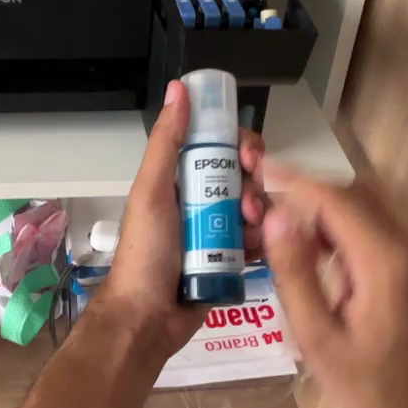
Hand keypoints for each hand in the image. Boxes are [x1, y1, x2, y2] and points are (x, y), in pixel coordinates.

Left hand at [90, 80, 266, 361]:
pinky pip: (259, 242)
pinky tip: (256, 250)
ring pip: (256, 208)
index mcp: (180, 181)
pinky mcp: (231, 262)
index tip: (249, 156)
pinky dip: (262, 242)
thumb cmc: (146, 253)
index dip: (240, 146)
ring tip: (249, 230)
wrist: (147, 318)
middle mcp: (200, 202)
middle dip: (255, 183)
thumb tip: (180, 89)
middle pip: (245, 177)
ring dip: (260, 213)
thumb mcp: (152, 192)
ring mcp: (217, 233)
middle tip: (248, 202)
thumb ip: (167, 142)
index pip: (220, 148)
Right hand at [262, 161, 407, 407]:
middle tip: (284, 215)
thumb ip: (295, 273)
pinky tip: (348, 262)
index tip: (265, 170)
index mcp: (391, 267)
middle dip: (321, 193)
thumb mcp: (318, 340)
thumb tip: (276, 217)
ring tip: (312, 242)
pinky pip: (405, 225)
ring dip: (346, 208)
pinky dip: (371, 226)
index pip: (338, 200)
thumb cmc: (370, 392)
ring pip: (389, 203)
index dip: (297, 182)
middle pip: (367, 190)